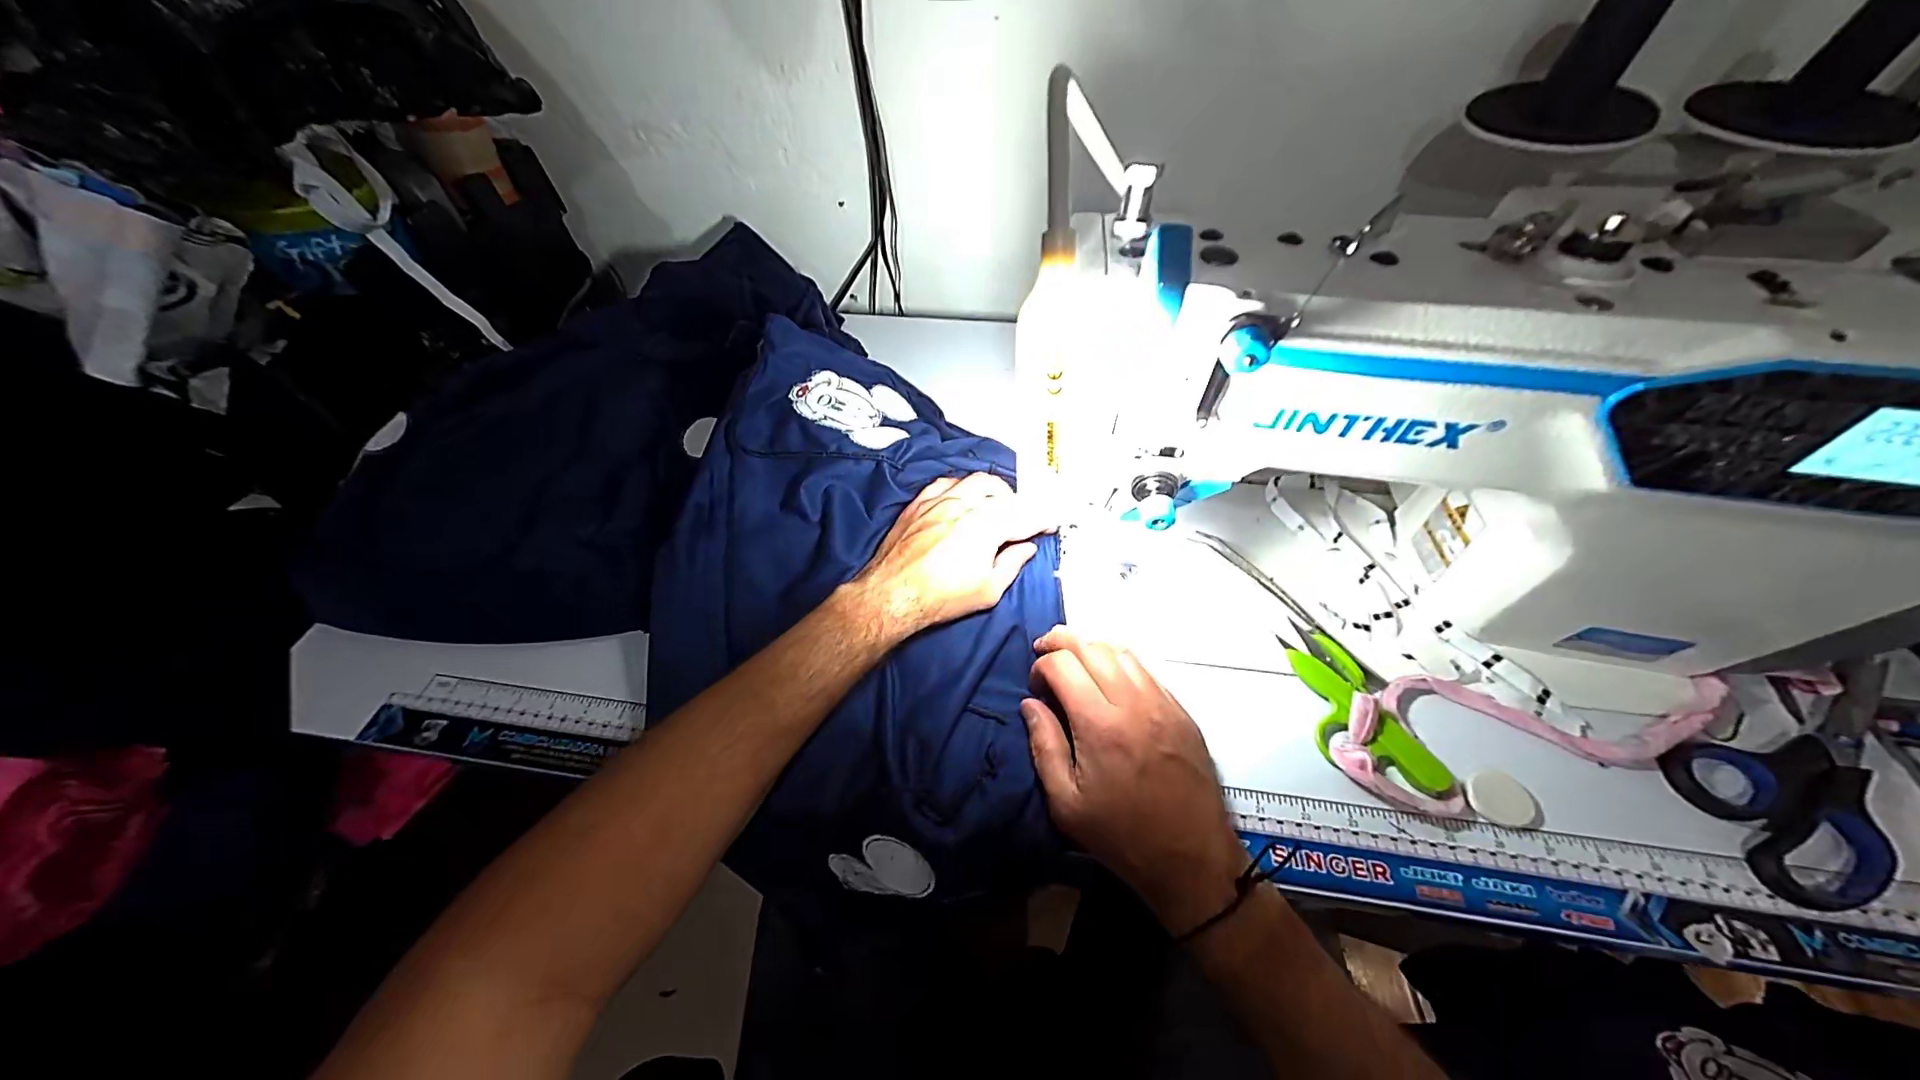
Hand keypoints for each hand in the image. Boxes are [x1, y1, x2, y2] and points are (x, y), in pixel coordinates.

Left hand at [843, 473, 1052, 641]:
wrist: (893, 594)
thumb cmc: (938, 596)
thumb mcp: (988, 590)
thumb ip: (1012, 564)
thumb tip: (1025, 549)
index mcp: (988, 524)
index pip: (1025, 515)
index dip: (1042, 519)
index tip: (1049, 524)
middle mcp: (965, 505)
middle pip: (1003, 492)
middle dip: (1019, 504)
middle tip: (1023, 519)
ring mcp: (940, 500)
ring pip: (976, 481)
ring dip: (993, 490)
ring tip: (998, 504)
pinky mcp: (919, 503)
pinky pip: (946, 483)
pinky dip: (961, 487)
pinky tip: (962, 497)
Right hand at [1022, 627, 1248, 933]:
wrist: (1191, 858)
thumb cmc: (1121, 836)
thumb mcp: (1066, 804)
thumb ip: (1044, 746)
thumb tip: (1030, 704)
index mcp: (1100, 725)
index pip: (1062, 663)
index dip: (1040, 666)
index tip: (1035, 689)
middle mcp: (1134, 703)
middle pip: (1092, 646)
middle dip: (1061, 642)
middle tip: (1044, 654)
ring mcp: (1163, 704)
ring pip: (1123, 652)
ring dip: (1093, 650)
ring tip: (1076, 666)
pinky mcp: (1182, 713)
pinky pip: (1147, 671)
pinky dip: (1121, 664)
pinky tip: (1111, 683)